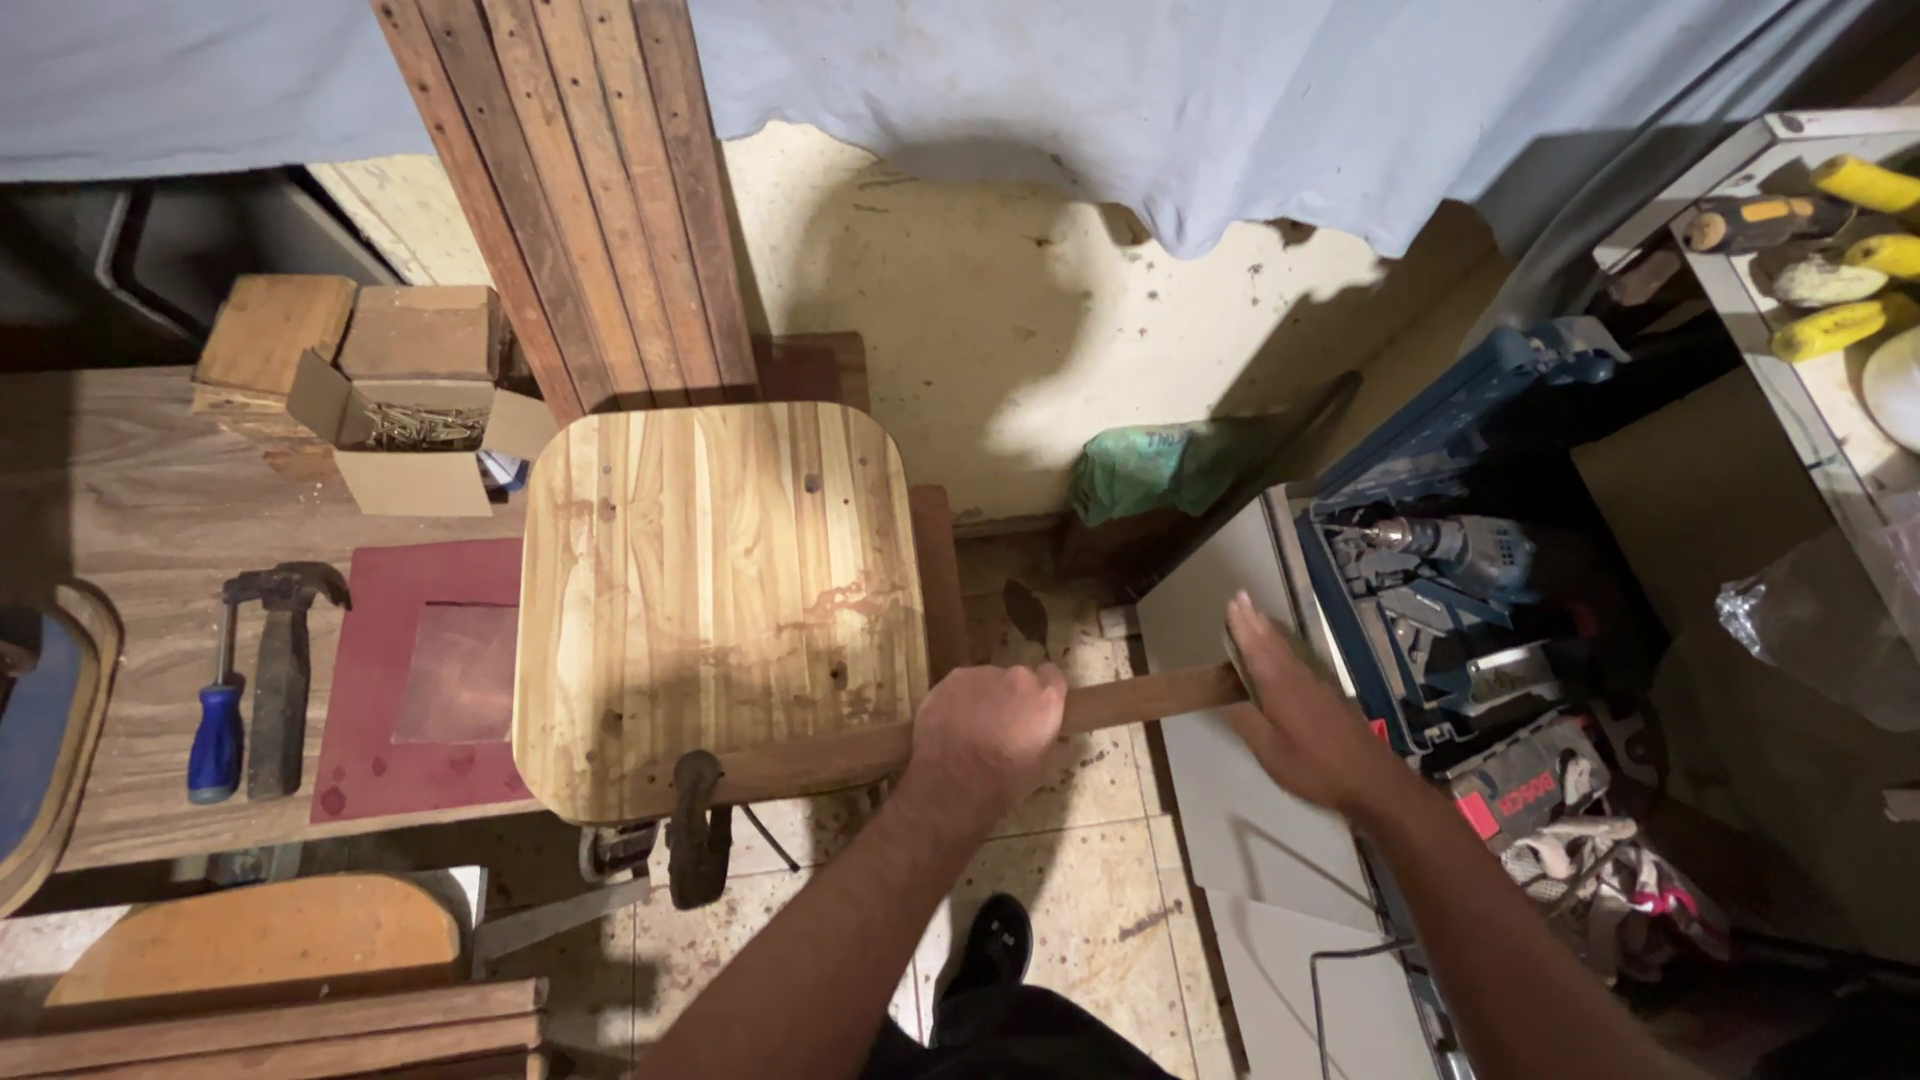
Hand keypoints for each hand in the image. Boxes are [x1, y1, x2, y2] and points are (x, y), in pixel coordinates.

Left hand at [899, 664, 1067, 832]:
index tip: (1036, 708)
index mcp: (1044, 697)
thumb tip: (1052, 732)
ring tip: (971, 726)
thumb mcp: (1043, 766)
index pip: (1053, 676)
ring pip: (987, 680)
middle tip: (1002, 722)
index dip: (1043, 691)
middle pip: (1018, 678)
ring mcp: (981, 674)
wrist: (952, 780)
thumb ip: (1051, 738)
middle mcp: (1016, 677)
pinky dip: (959, 699)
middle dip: (1012, 695)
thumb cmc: (1004, 780)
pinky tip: (951, 724)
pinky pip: (961, 685)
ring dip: (985, 697)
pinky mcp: (951, 679)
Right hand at [1225, 591, 1407, 817]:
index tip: (1232, 605)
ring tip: (1256, 616)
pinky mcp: (1331, 697)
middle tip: (1241, 598)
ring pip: (1287, 651)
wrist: (1374, 782)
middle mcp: (1299, 680)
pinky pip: (1299, 662)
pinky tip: (1283, 651)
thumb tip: (1229, 698)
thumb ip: (1248, 723)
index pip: (1256, 651)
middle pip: (1273, 644)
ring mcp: (1318, 687)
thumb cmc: (1316, 770)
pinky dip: (1284, 648)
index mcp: (1281, 691)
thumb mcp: (1272, 754)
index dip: (1242, 628)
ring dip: (1269, 632)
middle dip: (1255, 621)